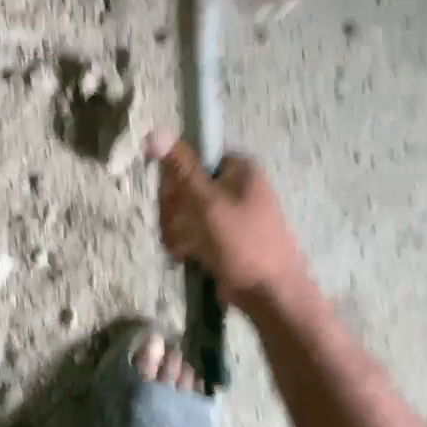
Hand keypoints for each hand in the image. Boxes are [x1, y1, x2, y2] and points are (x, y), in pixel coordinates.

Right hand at [149, 132, 313, 311]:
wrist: (271, 294)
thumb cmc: (242, 243)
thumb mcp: (207, 202)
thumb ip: (180, 167)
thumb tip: (155, 131)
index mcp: (238, 167)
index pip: (189, 156)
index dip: (174, 179)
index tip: (172, 201)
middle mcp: (234, 183)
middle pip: (182, 184)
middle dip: (174, 211)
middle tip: (179, 230)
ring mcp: (229, 210)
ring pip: (182, 209)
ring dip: (176, 230)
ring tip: (185, 250)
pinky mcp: (223, 233)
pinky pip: (191, 228)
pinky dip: (185, 241)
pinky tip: (187, 256)